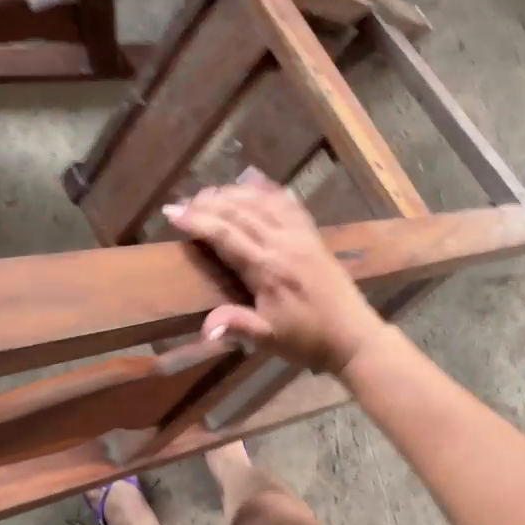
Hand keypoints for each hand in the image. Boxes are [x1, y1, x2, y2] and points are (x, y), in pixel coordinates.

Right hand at [164, 180, 385, 373]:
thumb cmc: (307, 340)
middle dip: (209, 203)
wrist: (353, 337)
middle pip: (241, 213)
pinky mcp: (314, 237)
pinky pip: (289, 205)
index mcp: (269, 270)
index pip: (226, 236)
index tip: (171, 212)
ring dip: (234, 194)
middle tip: (183, 201)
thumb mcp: (270, 339)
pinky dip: (268, 191)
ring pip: (263, 203)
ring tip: (210, 194)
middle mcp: (284, 245)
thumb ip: (238, 326)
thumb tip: (206, 328)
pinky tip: (254, 185)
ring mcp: (301, 237)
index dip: (197, 221)